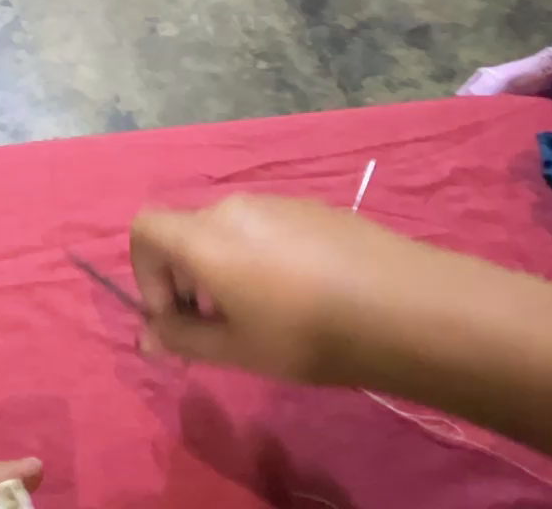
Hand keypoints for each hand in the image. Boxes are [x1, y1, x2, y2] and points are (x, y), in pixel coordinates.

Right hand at [130, 194, 433, 383]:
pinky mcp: (311, 207)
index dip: (145, 272)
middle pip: (186, 232)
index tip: (178, 315)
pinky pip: (265, 227)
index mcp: (203, 236)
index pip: (144, 229)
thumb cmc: (308, 334)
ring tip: (266, 312)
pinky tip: (304, 294)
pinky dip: (261, 255)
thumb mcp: (237, 349)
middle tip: (220, 324)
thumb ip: (183, 339)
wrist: (407, 307)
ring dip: (224, 266)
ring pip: (227, 230)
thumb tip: (145, 337)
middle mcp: (230, 207)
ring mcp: (274, 202)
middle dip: (187, 277)